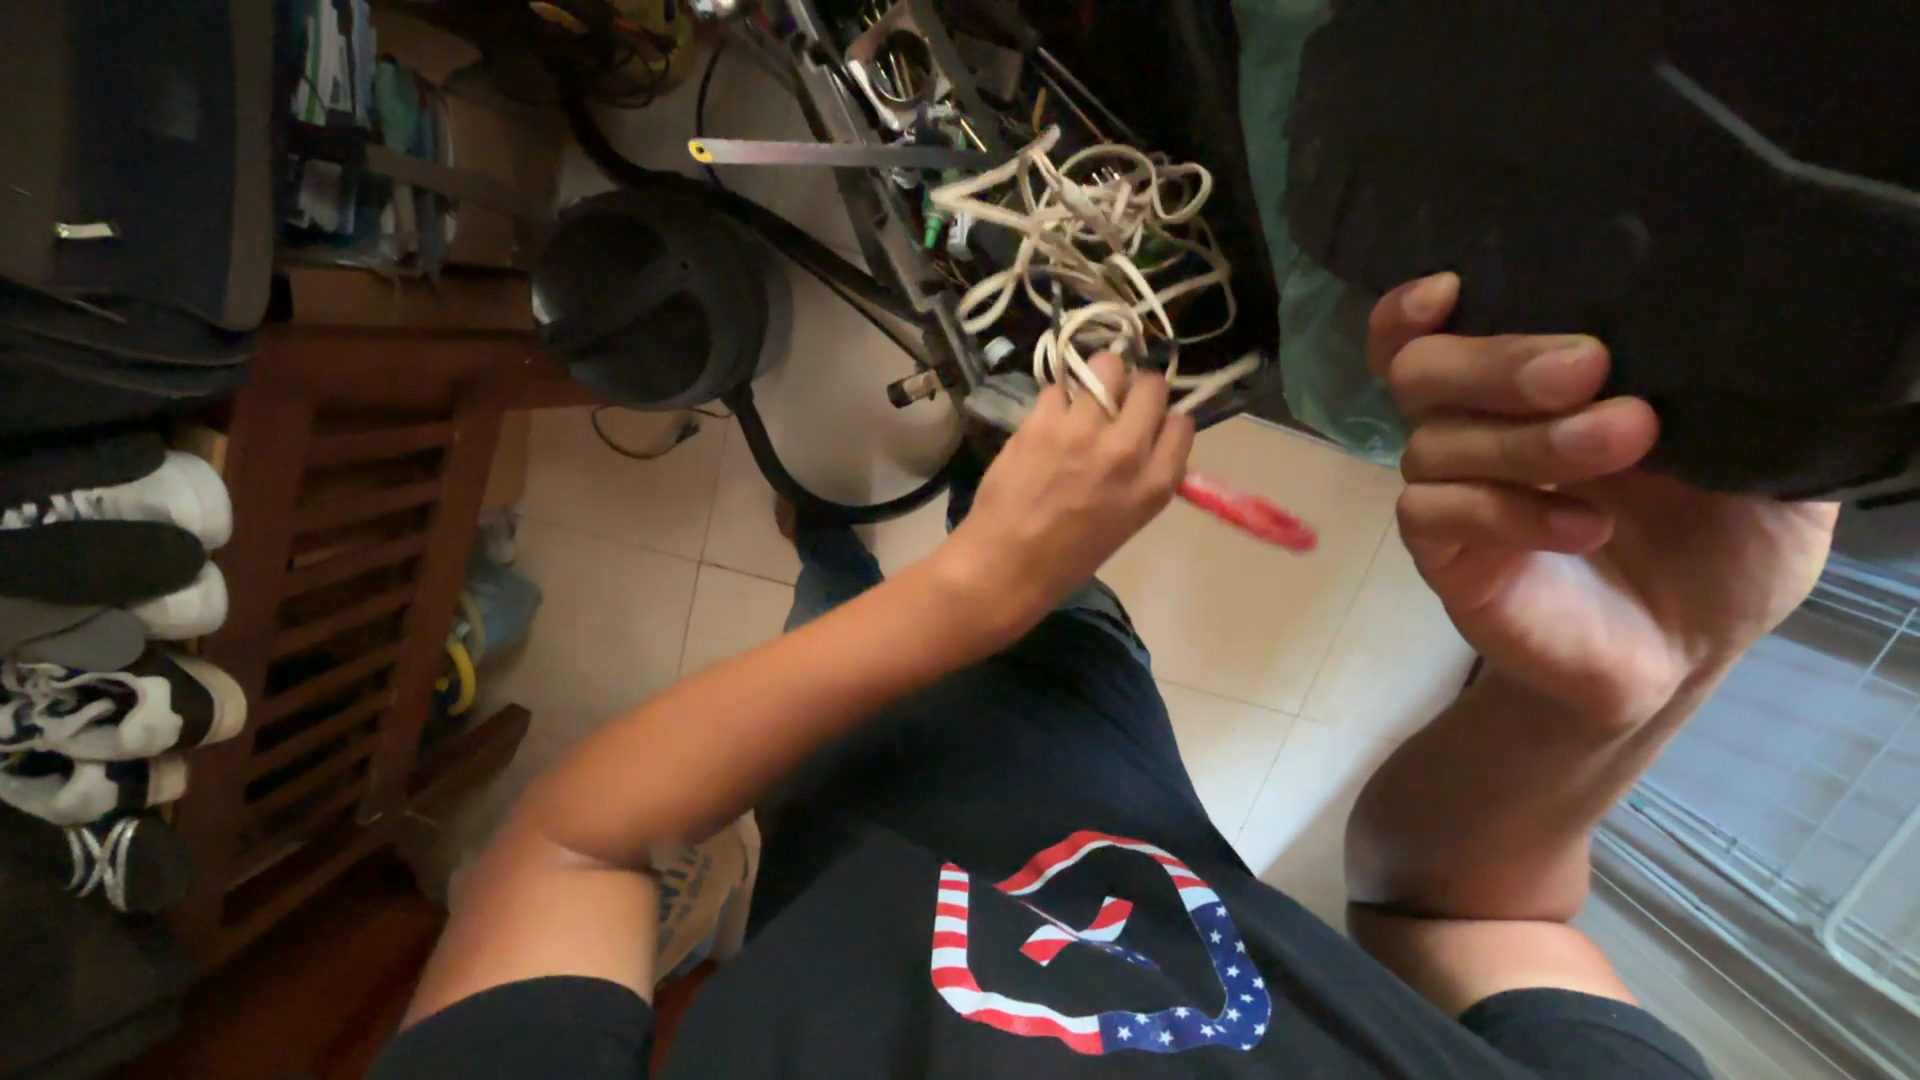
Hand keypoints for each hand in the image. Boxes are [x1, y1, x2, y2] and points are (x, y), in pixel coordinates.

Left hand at [934, 352, 1193, 635]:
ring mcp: (1082, 431)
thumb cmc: (1067, 557)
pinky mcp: (1041, 422)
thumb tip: (1146, 438)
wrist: (1006, 565)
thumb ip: (1146, 476)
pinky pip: (1058, 387)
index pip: (1181, 422)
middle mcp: (1126, 450)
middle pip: (1151, 385)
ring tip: (1083, 401)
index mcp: (1154, 484)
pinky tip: (1048, 423)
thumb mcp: (1128, 522)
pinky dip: (1056, 401)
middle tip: (1115, 404)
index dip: (1162, 420)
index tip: (1146, 426)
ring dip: (1097, 380)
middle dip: (1136, 389)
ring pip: (1106, 366)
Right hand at [1374, 274, 1838, 721]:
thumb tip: (1759, 296)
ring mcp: (1448, 495)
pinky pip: (1435, 515)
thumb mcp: (1753, 442)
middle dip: (1490, 362)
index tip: (1453, 288)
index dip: (1413, 311)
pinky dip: (1508, 513)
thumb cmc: (1712, 537)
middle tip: (1587, 366)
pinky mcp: (1443, 556)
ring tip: (1626, 440)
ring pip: (1432, 444)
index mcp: (1518, 393)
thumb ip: (1731, 379)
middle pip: (1418, 373)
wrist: (1684, 649)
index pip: (1428, 337)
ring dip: (1525, 440)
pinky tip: (1586, 528)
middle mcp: (1466, 431)